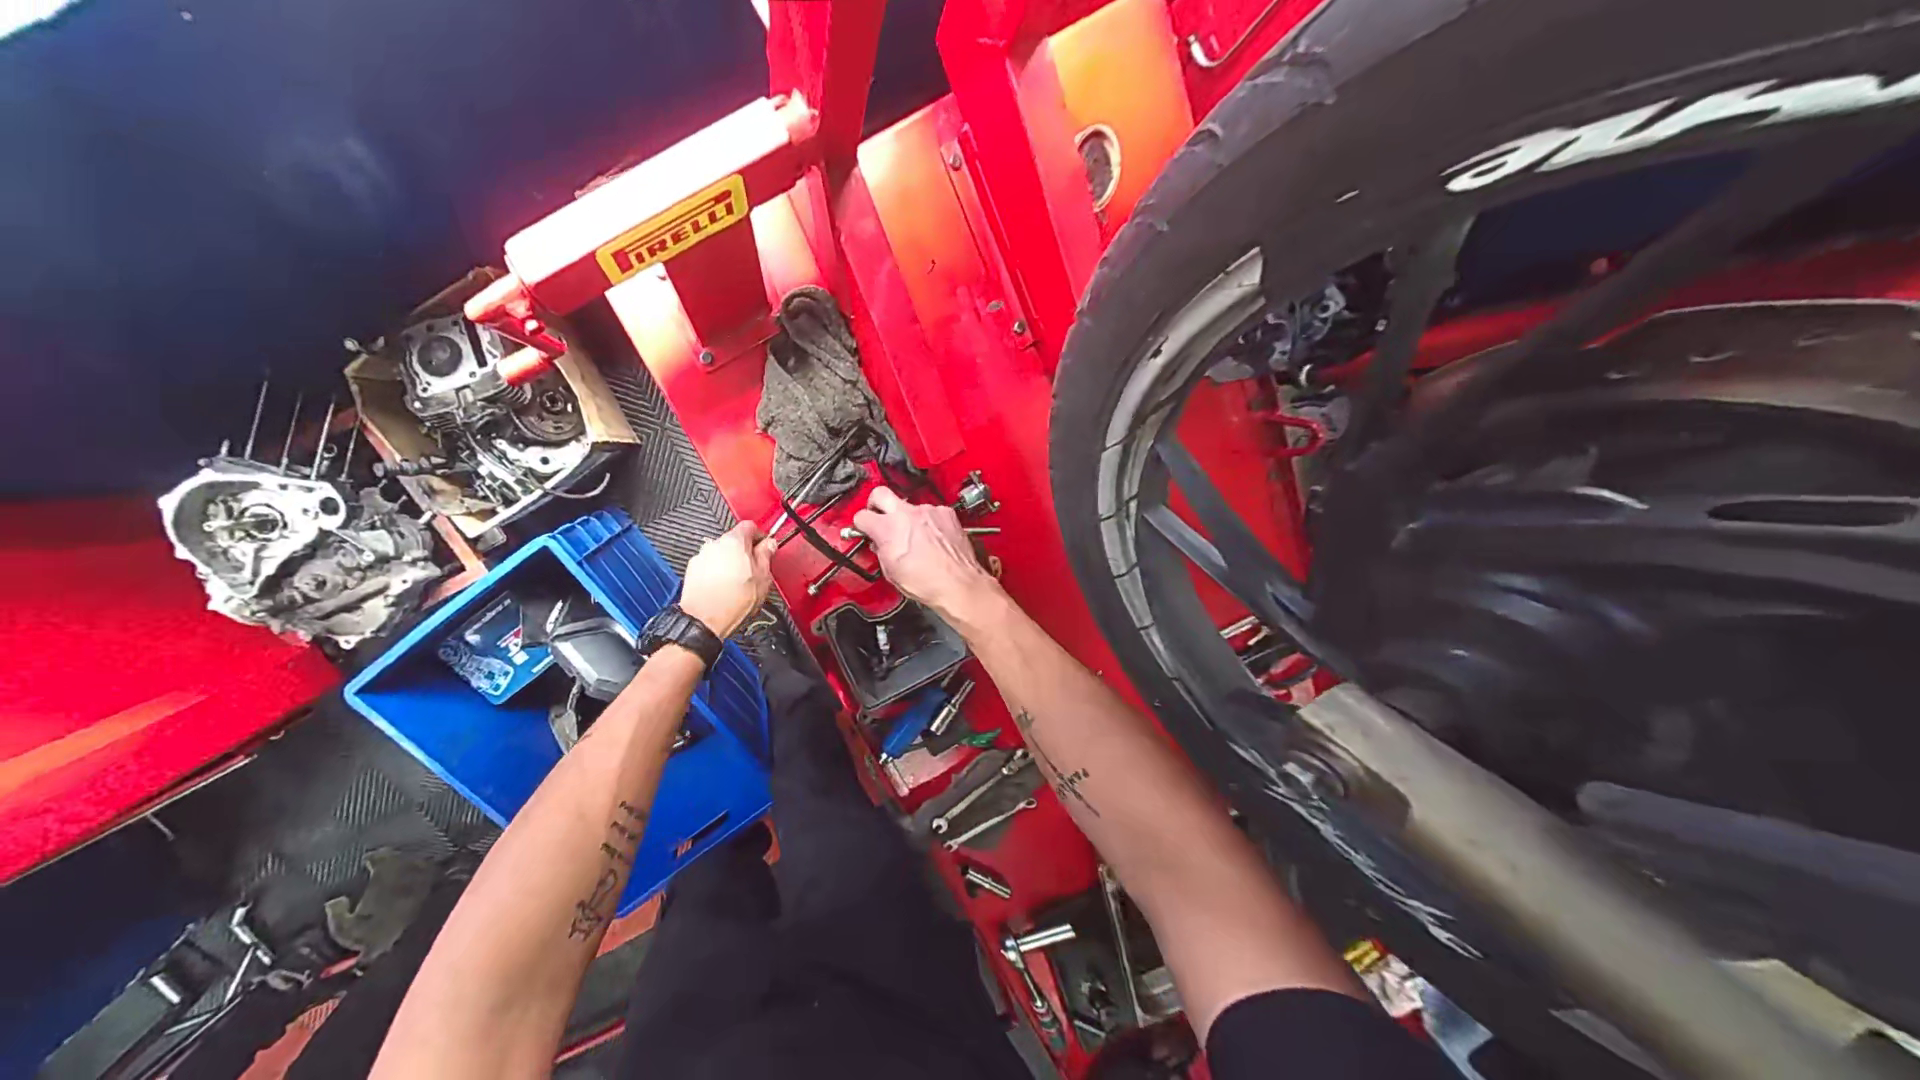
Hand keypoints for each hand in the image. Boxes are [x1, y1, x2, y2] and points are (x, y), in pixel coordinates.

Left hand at [680, 522, 775, 637]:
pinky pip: (710, 566)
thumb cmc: (732, 601)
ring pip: (722, 554)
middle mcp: (715, 545)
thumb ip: (766, 555)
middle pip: (735, 540)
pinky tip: (726, 588)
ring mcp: (702, 557)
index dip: (760, 536)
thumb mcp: (763, 577)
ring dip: (731, 563)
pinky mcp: (693, 571)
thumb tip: (769, 545)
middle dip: (746, 552)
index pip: (750, 526)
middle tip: (756, 569)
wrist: (705, 620)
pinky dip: (718, 573)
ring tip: (740, 583)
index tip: (765, 547)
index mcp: (734, 541)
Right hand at [851, 487, 1004, 624]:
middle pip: (880, 494)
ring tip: (914, 539)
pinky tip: (931, 538)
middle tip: (879, 516)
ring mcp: (929, 511)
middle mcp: (907, 513)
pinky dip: (929, 522)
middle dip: (876, 504)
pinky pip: (931, 512)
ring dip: (907, 518)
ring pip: (909, 506)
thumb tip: (877, 543)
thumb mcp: (891, 571)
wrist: (958, 584)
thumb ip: (880, 550)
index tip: (864, 528)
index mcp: (888, 528)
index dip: (861, 524)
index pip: (862, 515)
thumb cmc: (928, 583)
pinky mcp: (946, 513)